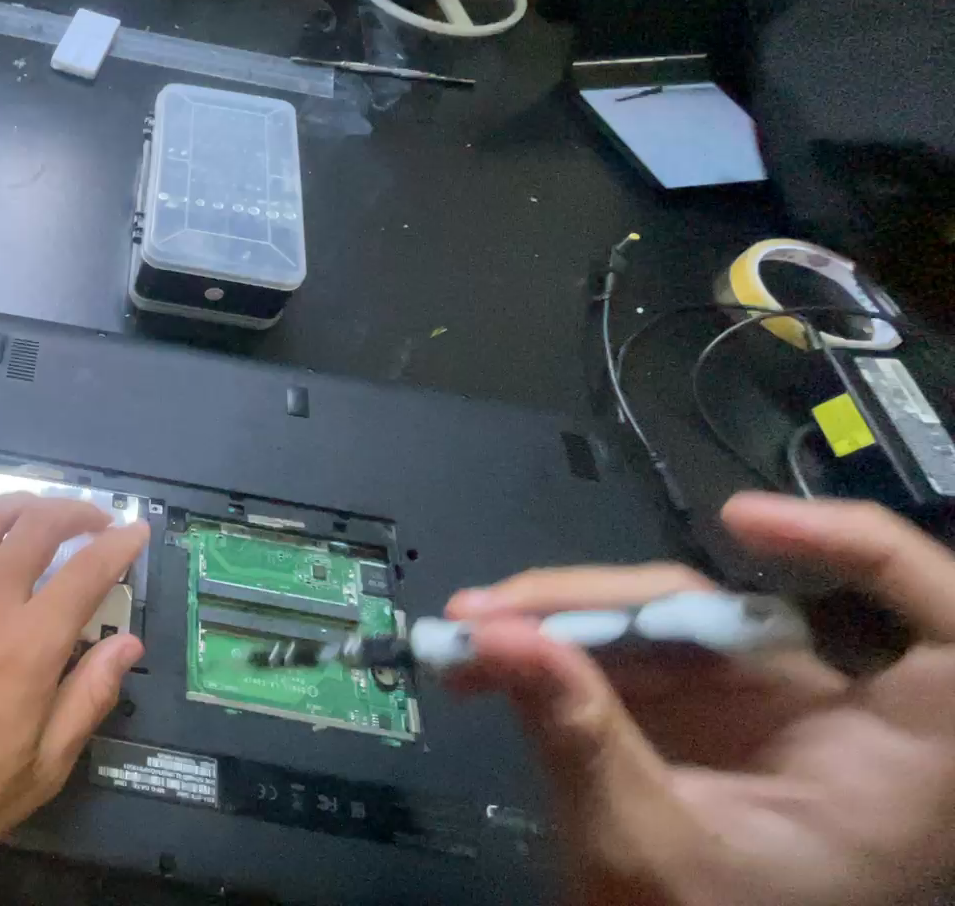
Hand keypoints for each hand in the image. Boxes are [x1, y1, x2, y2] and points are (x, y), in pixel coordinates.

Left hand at [0, 495, 148, 905]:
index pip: (87, 572)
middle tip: (97, 519)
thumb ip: (88, 697)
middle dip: (76, 511)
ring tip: (44, 510)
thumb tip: (128, 645)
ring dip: (23, 502)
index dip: (119, 545)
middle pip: (38, 526)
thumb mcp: (41, 768)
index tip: (138, 530)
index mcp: (28, 645)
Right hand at [446, 493, 954, 905]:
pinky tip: (473, 663)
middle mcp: (809, 716)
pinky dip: (530, 650)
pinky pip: (597, 652)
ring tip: (460, 640)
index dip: (863, 552)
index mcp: (876, 764)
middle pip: (713, 611)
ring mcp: (731, 709)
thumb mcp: (639, 844)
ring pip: (637, 622)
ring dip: (538, 621)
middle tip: (487, 614)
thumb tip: (497, 636)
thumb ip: (579, 739)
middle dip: (587, 599)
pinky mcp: (667, 709)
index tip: (737, 520)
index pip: (944, 636)